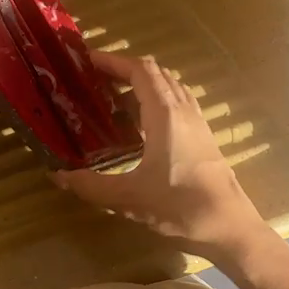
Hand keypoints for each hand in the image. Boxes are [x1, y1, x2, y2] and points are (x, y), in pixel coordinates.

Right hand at [52, 51, 272, 262]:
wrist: (231, 228)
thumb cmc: (181, 207)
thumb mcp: (129, 198)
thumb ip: (91, 185)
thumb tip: (58, 175)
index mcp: (165, 115)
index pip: (140, 70)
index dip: (113, 61)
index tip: (87, 61)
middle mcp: (183, 110)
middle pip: (155, 73)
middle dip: (124, 70)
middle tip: (94, 80)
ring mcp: (197, 123)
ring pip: (169, 87)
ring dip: (142, 85)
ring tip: (113, 100)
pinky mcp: (203, 137)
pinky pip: (177, 104)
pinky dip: (156, 101)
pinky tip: (141, 125)